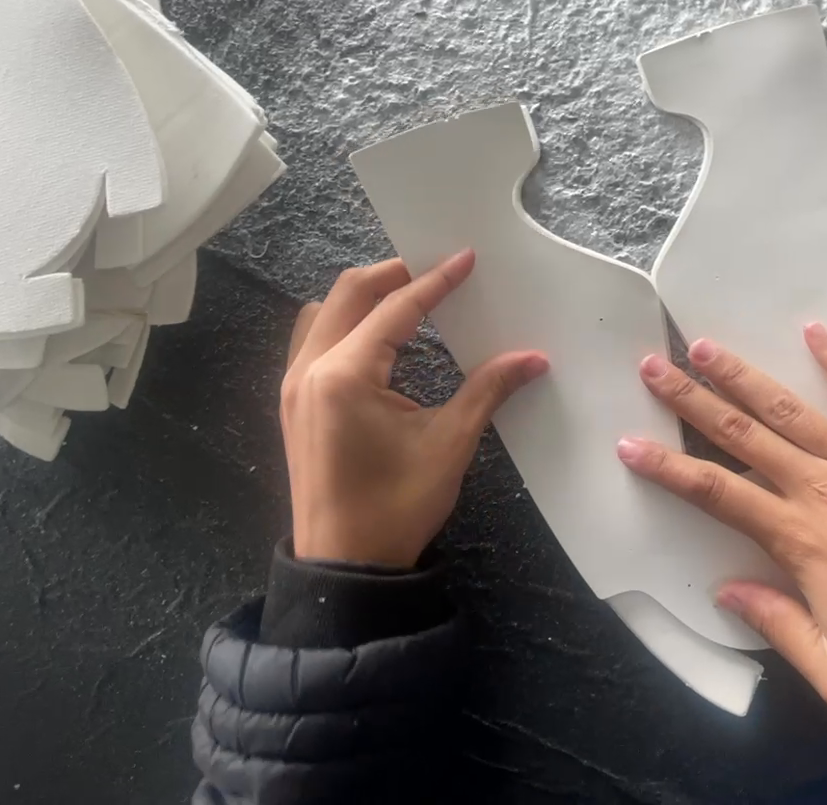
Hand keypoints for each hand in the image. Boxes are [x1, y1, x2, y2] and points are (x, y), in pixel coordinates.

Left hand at [280, 250, 547, 566]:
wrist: (345, 568)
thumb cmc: (397, 506)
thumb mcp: (449, 443)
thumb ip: (488, 389)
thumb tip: (534, 358)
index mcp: (345, 375)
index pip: (396, 309)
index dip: (435, 281)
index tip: (465, 259)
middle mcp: (309, 369)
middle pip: (349, 293)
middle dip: (395, 275)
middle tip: (437, 272)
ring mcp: (293, 386)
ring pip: (325, 312)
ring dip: (365, 296)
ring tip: (408, 298)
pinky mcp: (292, 402)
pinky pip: (313, 338)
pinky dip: (345, 322)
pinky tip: (377, 337)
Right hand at [615, 325, 826, 714]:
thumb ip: (779, 627)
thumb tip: (727, 591)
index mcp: (798, 537)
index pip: (716, 493)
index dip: (667, 467)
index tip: (630, 443)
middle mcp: (820, 485)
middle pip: (741, 434)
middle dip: (690, 399)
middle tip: (651, 366)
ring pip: (790, 407)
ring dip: (742, 375)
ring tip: (704, 345)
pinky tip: (812, 329)